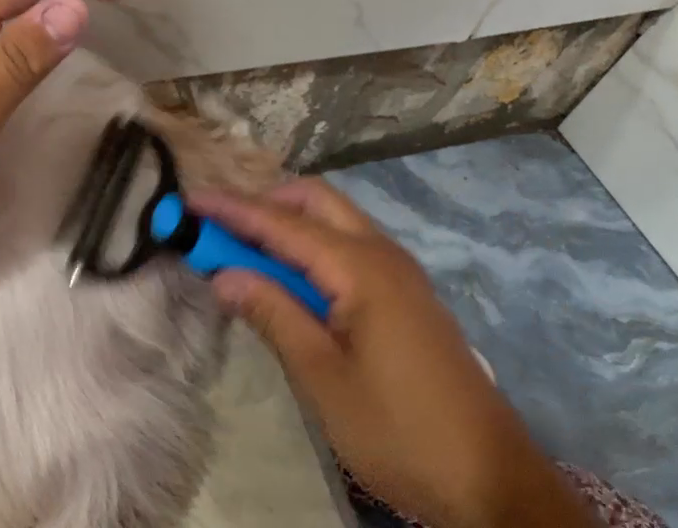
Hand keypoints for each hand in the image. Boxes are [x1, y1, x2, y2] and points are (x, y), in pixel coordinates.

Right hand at [191, 181, 595, 527]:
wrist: (490, 476)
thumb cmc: (398, 428)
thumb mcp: (322, 377)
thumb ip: (272, 313)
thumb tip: (223, 274)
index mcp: (361, 267)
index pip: (281, 223)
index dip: (231, 209)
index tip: (187, 200)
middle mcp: (383, 253)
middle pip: (314, 200)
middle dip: (264, 203)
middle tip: (219, 229)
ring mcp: (401, 272)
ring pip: (335, 220)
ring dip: (288, 224)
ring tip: (246, 253)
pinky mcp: (407, 295)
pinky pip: (350, 247)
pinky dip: (313, 247)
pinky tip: (292, 281)